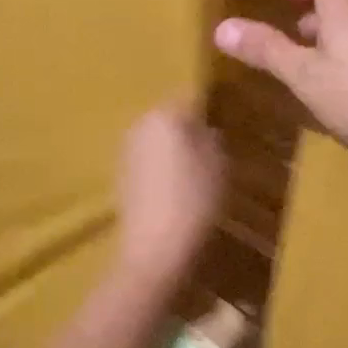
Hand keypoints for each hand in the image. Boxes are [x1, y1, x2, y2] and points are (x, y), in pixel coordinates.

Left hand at [116, 103, 225, 281]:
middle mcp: (139, 125)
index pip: (191, 98)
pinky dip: (162, 170)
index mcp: (164, 114)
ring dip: (175, 150)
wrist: (154, 249)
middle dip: (190, 130)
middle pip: (171, 118)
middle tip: (215, 148)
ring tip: (198, 171)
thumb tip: (205, 127)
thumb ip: (213, 137)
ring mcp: (126, 151)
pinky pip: (149, 162)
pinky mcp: (121, 177)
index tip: (226, 124)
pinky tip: (177, 189)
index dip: (210, 110)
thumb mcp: (220, 164)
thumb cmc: (194, 201)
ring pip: (158, 141)